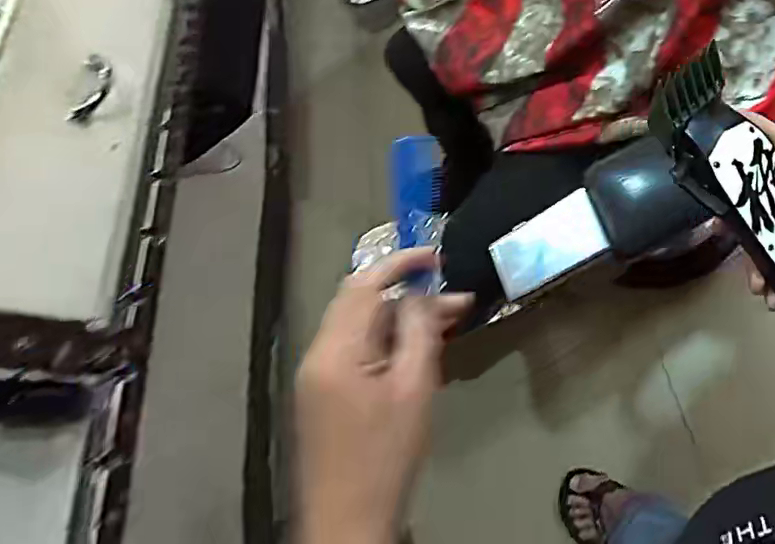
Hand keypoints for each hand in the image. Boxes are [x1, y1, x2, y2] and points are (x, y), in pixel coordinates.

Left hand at [296, 248, 474, 543]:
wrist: (348, 523)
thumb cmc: (387, 451)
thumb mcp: (415, 383)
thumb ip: (419, 328)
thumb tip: (423, 293)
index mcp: (335, 352)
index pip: (364, 284)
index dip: (402, 262)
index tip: (440, 257)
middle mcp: (319, 357)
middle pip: (361, 302)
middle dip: (410, 291)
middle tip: (456, 297)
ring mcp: (319, 378)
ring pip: (364, 325)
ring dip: (406, 316)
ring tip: (452, 320)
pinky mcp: (327, 394)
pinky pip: (361, 347)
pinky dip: (393, 337)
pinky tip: (425, 347)